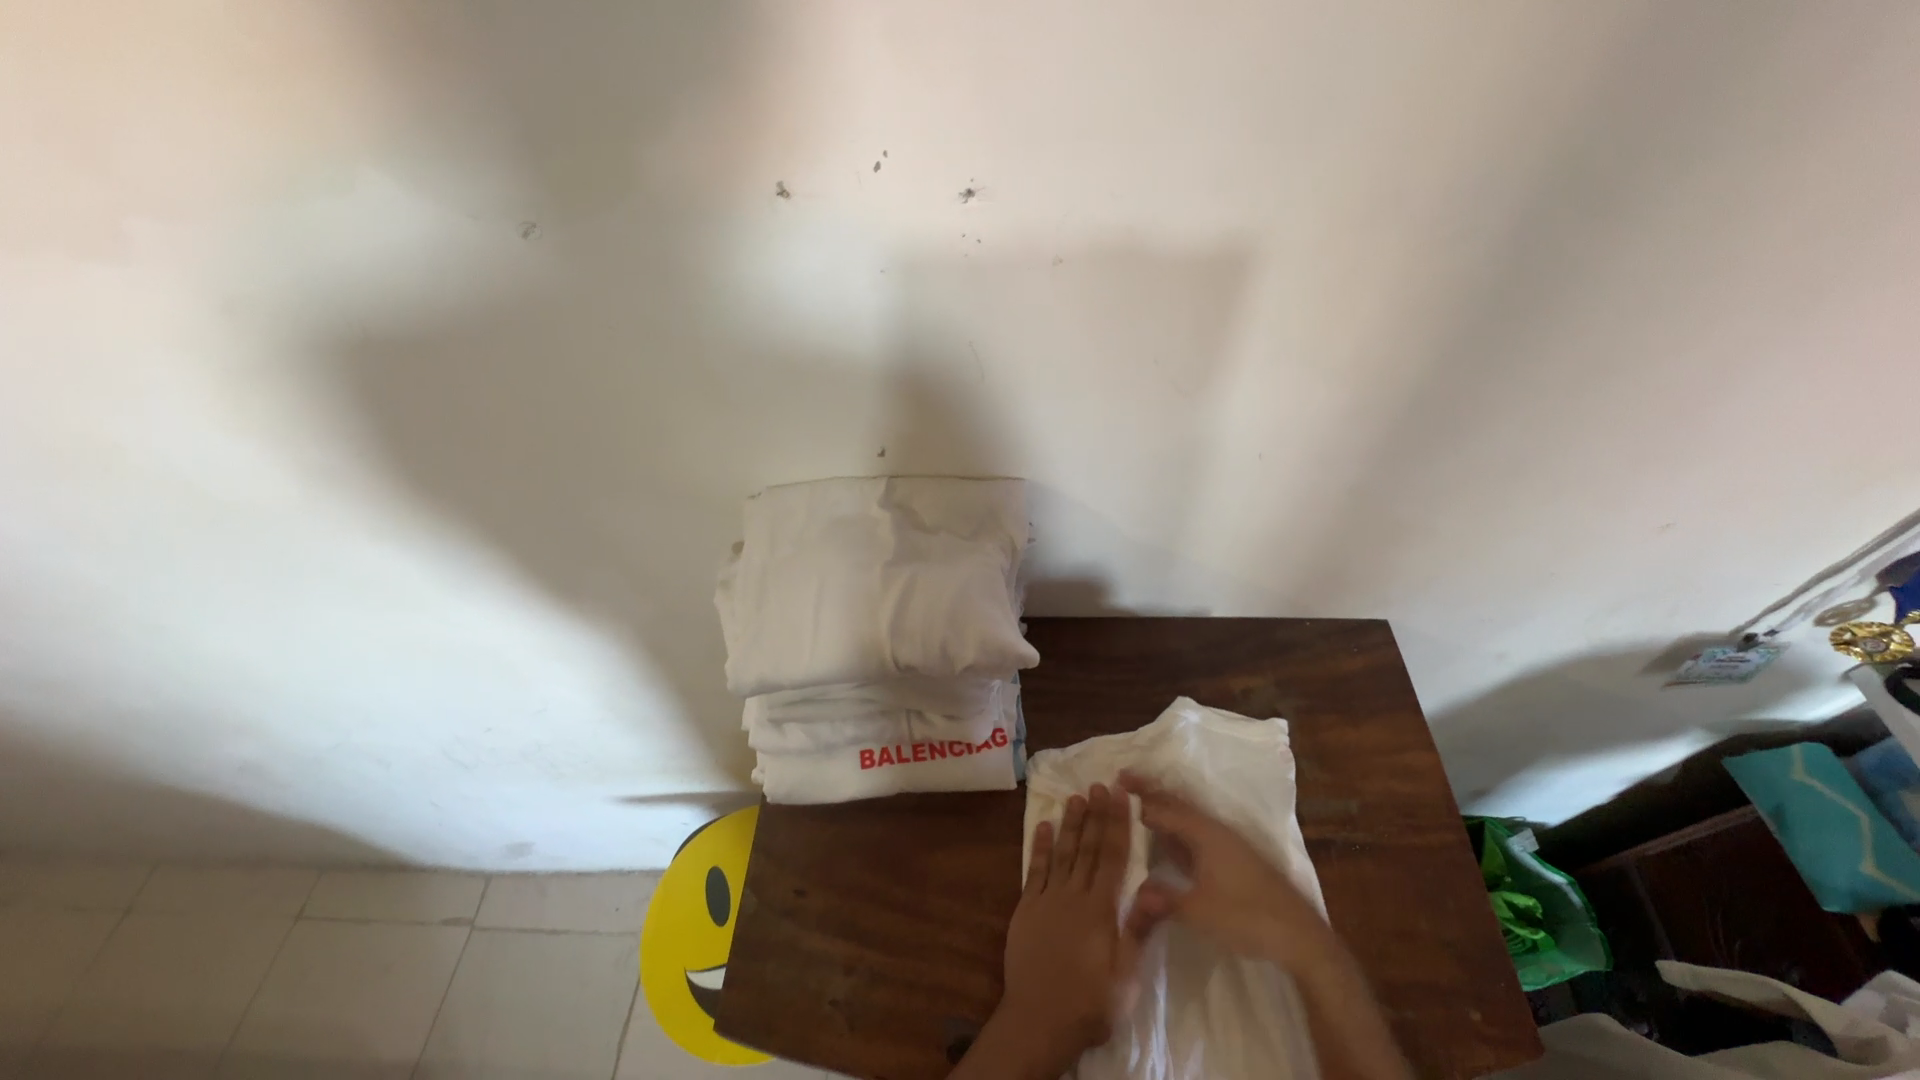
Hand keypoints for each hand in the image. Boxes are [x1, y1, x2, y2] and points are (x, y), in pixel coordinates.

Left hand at [956, 783, 1155, 1078]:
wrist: (1039, 1021)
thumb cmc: (1091, 1002)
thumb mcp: (1126, 974)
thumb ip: (1139, 928)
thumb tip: (1159, 888)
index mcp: (1100, 909)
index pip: (1112, 856)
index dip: (1117, 823)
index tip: (1119, 794)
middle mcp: (1072, 896)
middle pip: (1086, 848)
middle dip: (1094, 815)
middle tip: (1098, 784)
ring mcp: (1046, 900)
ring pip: (1060, 853)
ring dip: (1068, 824)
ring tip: (1074, 797)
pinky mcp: (1026, 910)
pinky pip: (1034, 871)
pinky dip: (1039, 848)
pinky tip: (1042, 827)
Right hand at [1120, 771, 1334, 972]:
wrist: (1299, 936)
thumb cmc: (1247, 917)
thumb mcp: (1199, 912)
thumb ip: (1163, 900)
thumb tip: (1134, 894)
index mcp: (1205, 834)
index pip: (1165, 807)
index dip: (1141, 794)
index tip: (1116, 780)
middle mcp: (1216, 831)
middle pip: (1178, 804)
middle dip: (1152, 792)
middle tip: (1125, 780)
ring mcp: (1228, 845)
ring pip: (1189, 818)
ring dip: (1165, 808)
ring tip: (1140, 803)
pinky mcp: (1234, 860)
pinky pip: (1196, 833)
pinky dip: (1177, 827)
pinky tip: (1169, 838)